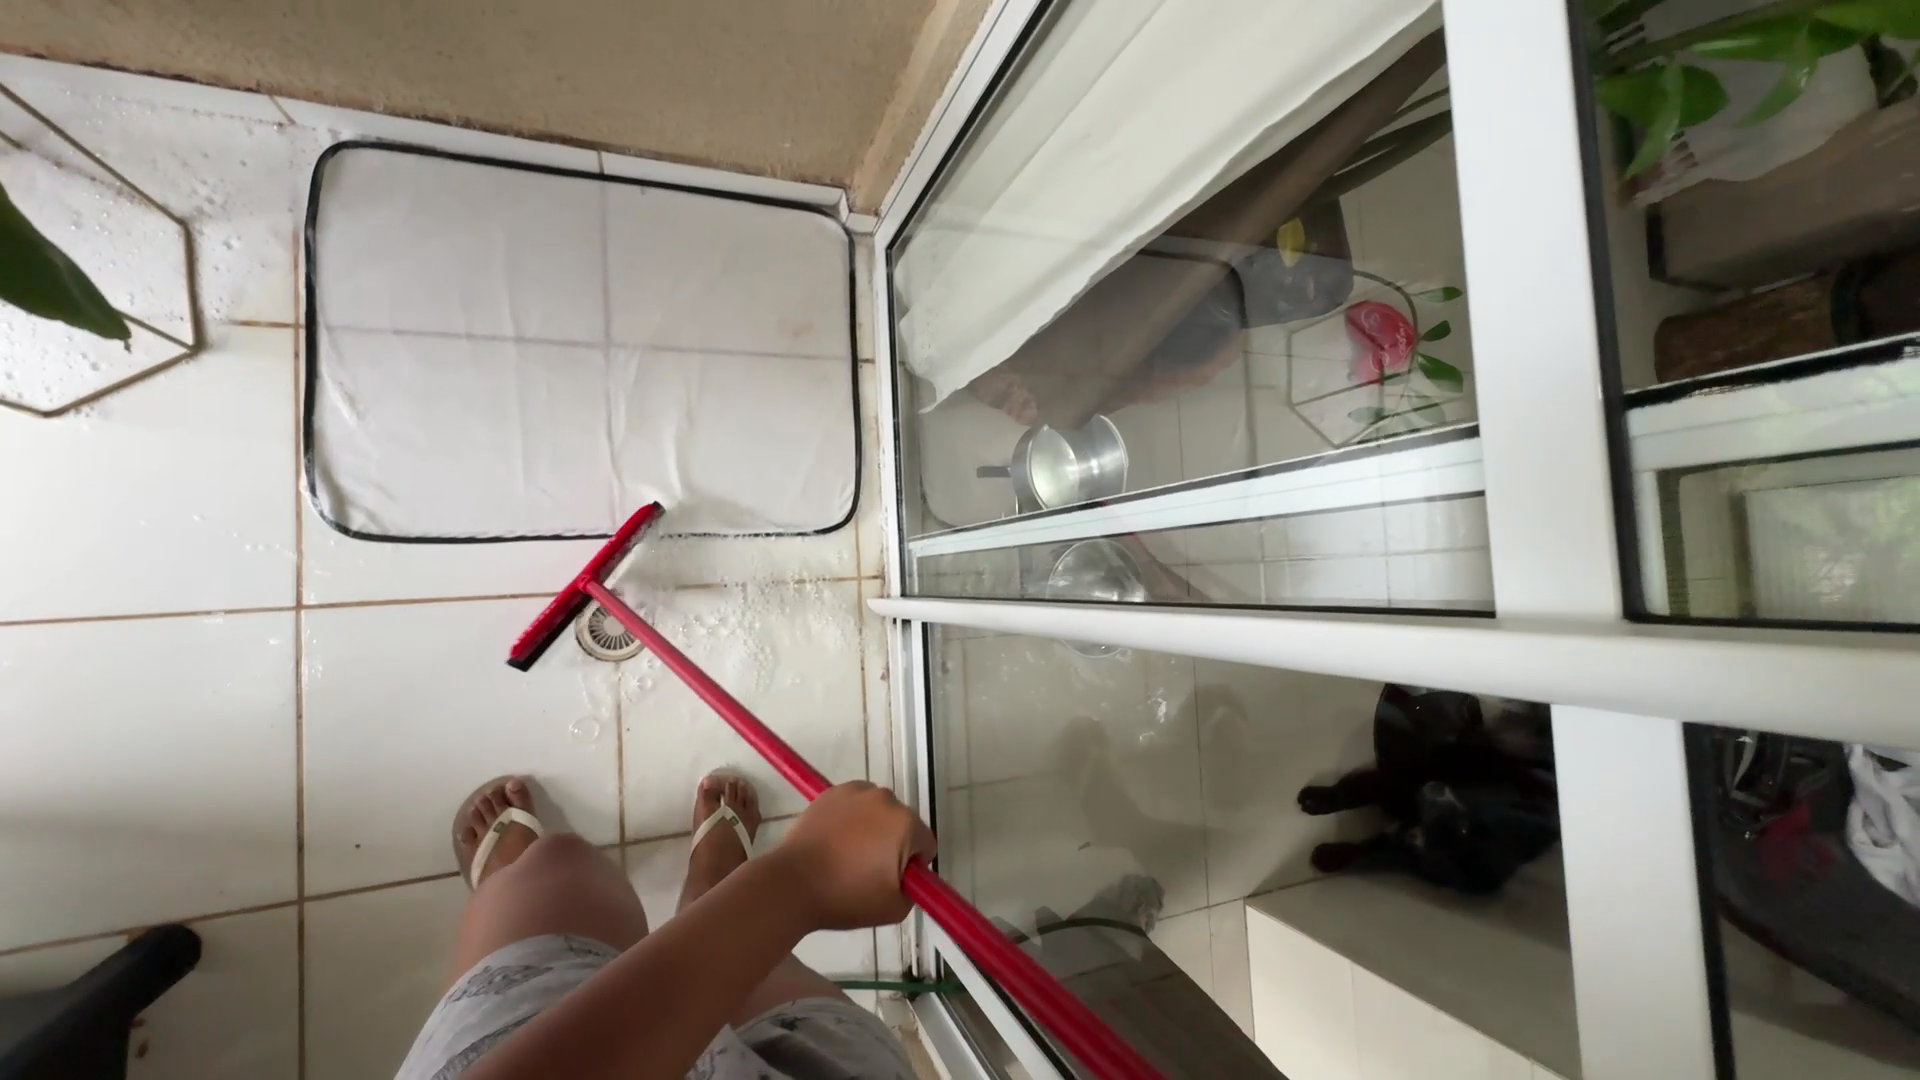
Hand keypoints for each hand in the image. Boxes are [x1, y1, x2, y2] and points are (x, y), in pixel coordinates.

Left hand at [773, 781, 934, 930]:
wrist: (793, 883)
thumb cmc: (846, 896)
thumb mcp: (894, 909)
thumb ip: (914, 891)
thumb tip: (908, 877)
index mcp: (906, 824)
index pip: (926, 844)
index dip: (914, 866)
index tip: (893, 880)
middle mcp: (886, 799)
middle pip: (902, 824)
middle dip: (894, 844)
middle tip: (870, 871)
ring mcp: (857, 791)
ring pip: (879, 812)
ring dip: (873, 828)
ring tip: (849, 855)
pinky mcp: (832, 791)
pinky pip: (855, 804)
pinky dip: (851, 817)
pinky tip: (835, 840)